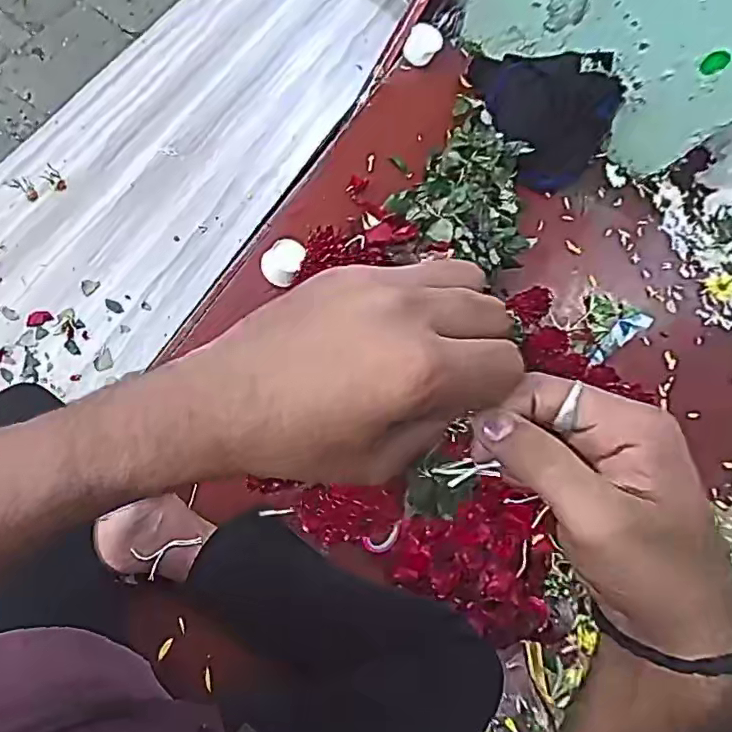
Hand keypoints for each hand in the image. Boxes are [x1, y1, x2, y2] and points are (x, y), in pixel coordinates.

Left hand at [176, 260, 523, 483]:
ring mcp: (379, 281)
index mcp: (421, 369)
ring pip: (466, 275)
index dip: (498, 389)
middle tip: (456, 373)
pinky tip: (394, 321)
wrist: (224, 399)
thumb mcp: (377, 463)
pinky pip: (418, 269)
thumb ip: (436, 429)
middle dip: (488, 348)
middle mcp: (410, 312)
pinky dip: (427, 293)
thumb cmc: (296, 443)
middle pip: (495, 313)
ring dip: (465, 310)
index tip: (473, 402)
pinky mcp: (351, 268)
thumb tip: (463, 401)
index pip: (507, 363)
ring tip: (435, 338)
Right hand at [472, 374, 731, 659]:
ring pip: (542, 430)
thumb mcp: (593, 516)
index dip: (506, 411)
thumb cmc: (650, 574)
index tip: (478, 451)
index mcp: (632, 422)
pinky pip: (550, 455)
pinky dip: (528, 469)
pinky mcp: (597, 476)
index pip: (549, 389)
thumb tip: (487, 420)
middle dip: (509, 433)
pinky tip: (520, 489)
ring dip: (515, 453)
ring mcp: (611, 451)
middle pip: (544, 405)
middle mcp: (622, 425)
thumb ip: (539, 461)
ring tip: (504, 483)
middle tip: (487, 470)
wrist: (682, 632)